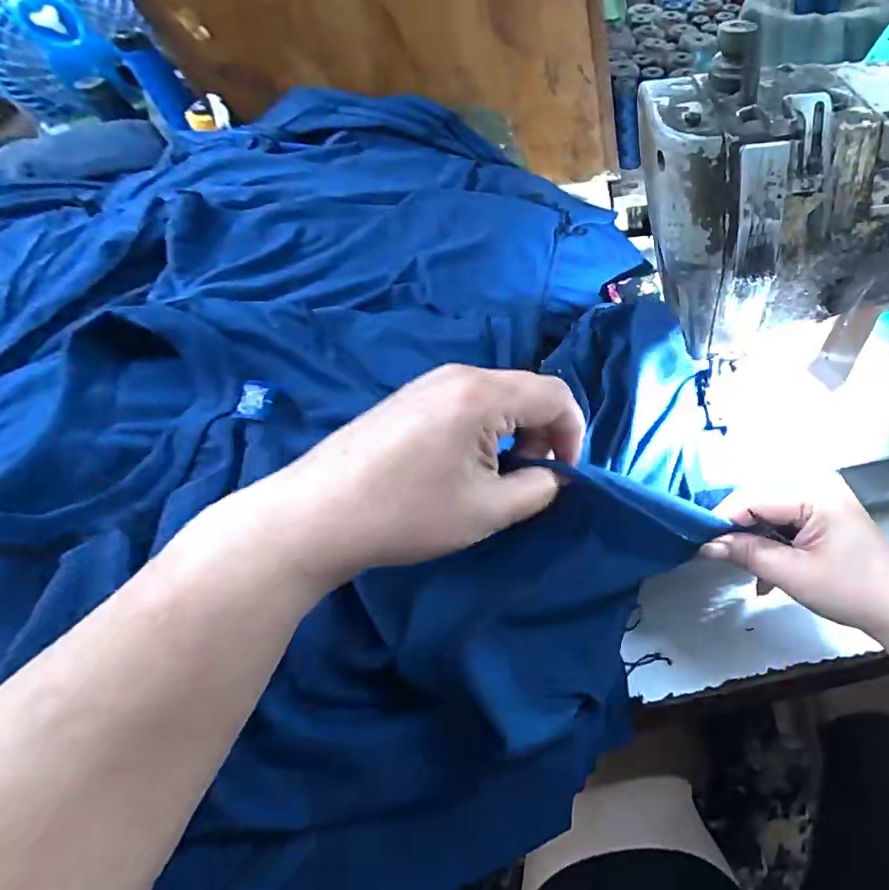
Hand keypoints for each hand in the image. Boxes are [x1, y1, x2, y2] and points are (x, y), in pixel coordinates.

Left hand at [202, 365, 584, 590]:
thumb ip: (538, 488)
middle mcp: (458, 374)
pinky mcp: (408, 397)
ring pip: (498, 395)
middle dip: (543, 433)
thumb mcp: (487, 510)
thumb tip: (555, 475)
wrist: (315, 515)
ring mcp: (428, 382)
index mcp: (482, 393)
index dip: (574, 434)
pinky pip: (467, 400)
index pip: (556, 395)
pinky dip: (485, 427)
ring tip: (495, 475)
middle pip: (528, 390)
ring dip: (514, 431)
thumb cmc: (407, 513)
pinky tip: (460, 465)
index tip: (562, 475)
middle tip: (529, 478)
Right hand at [699, 473, 888, 640]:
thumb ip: (748, 554)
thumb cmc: (851, 591)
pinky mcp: (821, 508)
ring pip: (767, 508)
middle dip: (736, 528)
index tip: (699, 542)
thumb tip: (706, 545)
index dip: (723, 518)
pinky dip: (770, 540)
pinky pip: (782, 515)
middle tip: (715, 554)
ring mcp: (820, 493)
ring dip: (752, 537)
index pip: (753, 497)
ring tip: (741, 566)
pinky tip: (765, 572)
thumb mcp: (793, 575)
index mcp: (814, 491)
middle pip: (758, 498)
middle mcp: (816, 481)